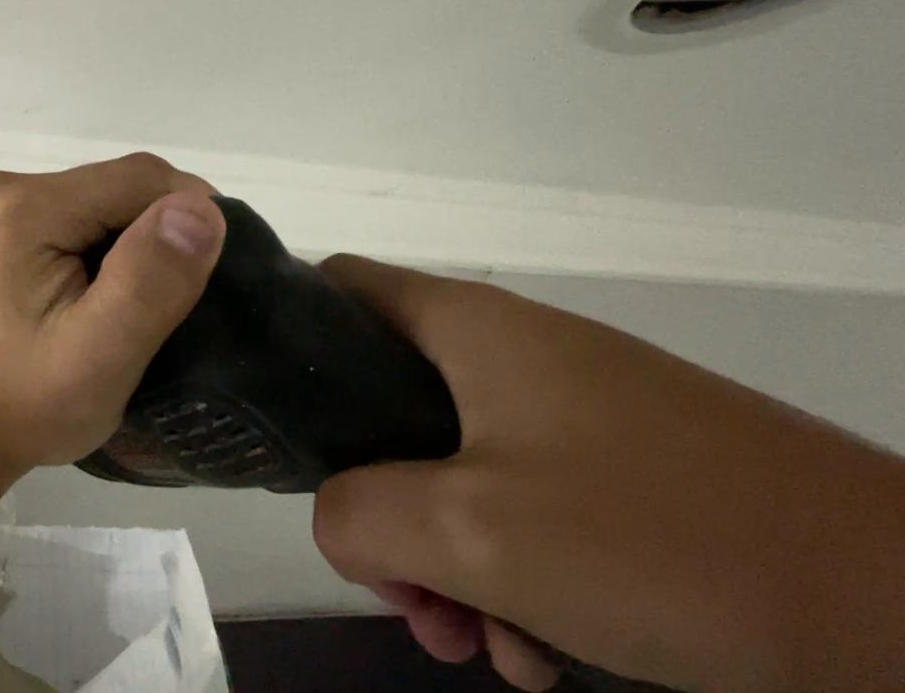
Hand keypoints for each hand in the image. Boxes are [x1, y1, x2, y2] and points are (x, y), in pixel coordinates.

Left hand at [0, 153, 225, 497]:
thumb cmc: (26, 407)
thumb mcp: (99, 357)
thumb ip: (150, 281)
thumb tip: (201, 209)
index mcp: (22, 208)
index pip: (140, 179)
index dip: (189, 220)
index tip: (205, 282)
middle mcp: (2, 188)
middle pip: (121, 186)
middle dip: (159, 235)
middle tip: (171, 306)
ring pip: (104, 201)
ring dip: (135, 244)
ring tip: (140, 306)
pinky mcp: (2, 225)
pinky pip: (80, 217)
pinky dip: (107, 249)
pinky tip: (105, 296)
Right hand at [311, 256, 904, 692]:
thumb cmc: (659, 538)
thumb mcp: (470, 531)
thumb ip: (357, 516)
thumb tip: (342, 522)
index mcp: (466, 328)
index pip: (338, 290)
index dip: (292, 343)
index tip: (282, 429)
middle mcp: (510, 352)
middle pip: (389, 406)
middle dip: (377, 504)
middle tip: (400, 590)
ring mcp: (572, 409)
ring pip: (455, 468)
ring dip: (446, 559)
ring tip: (481, 646)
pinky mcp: (625, 467)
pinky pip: (525, 504)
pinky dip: (512, 573)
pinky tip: (542, 652)